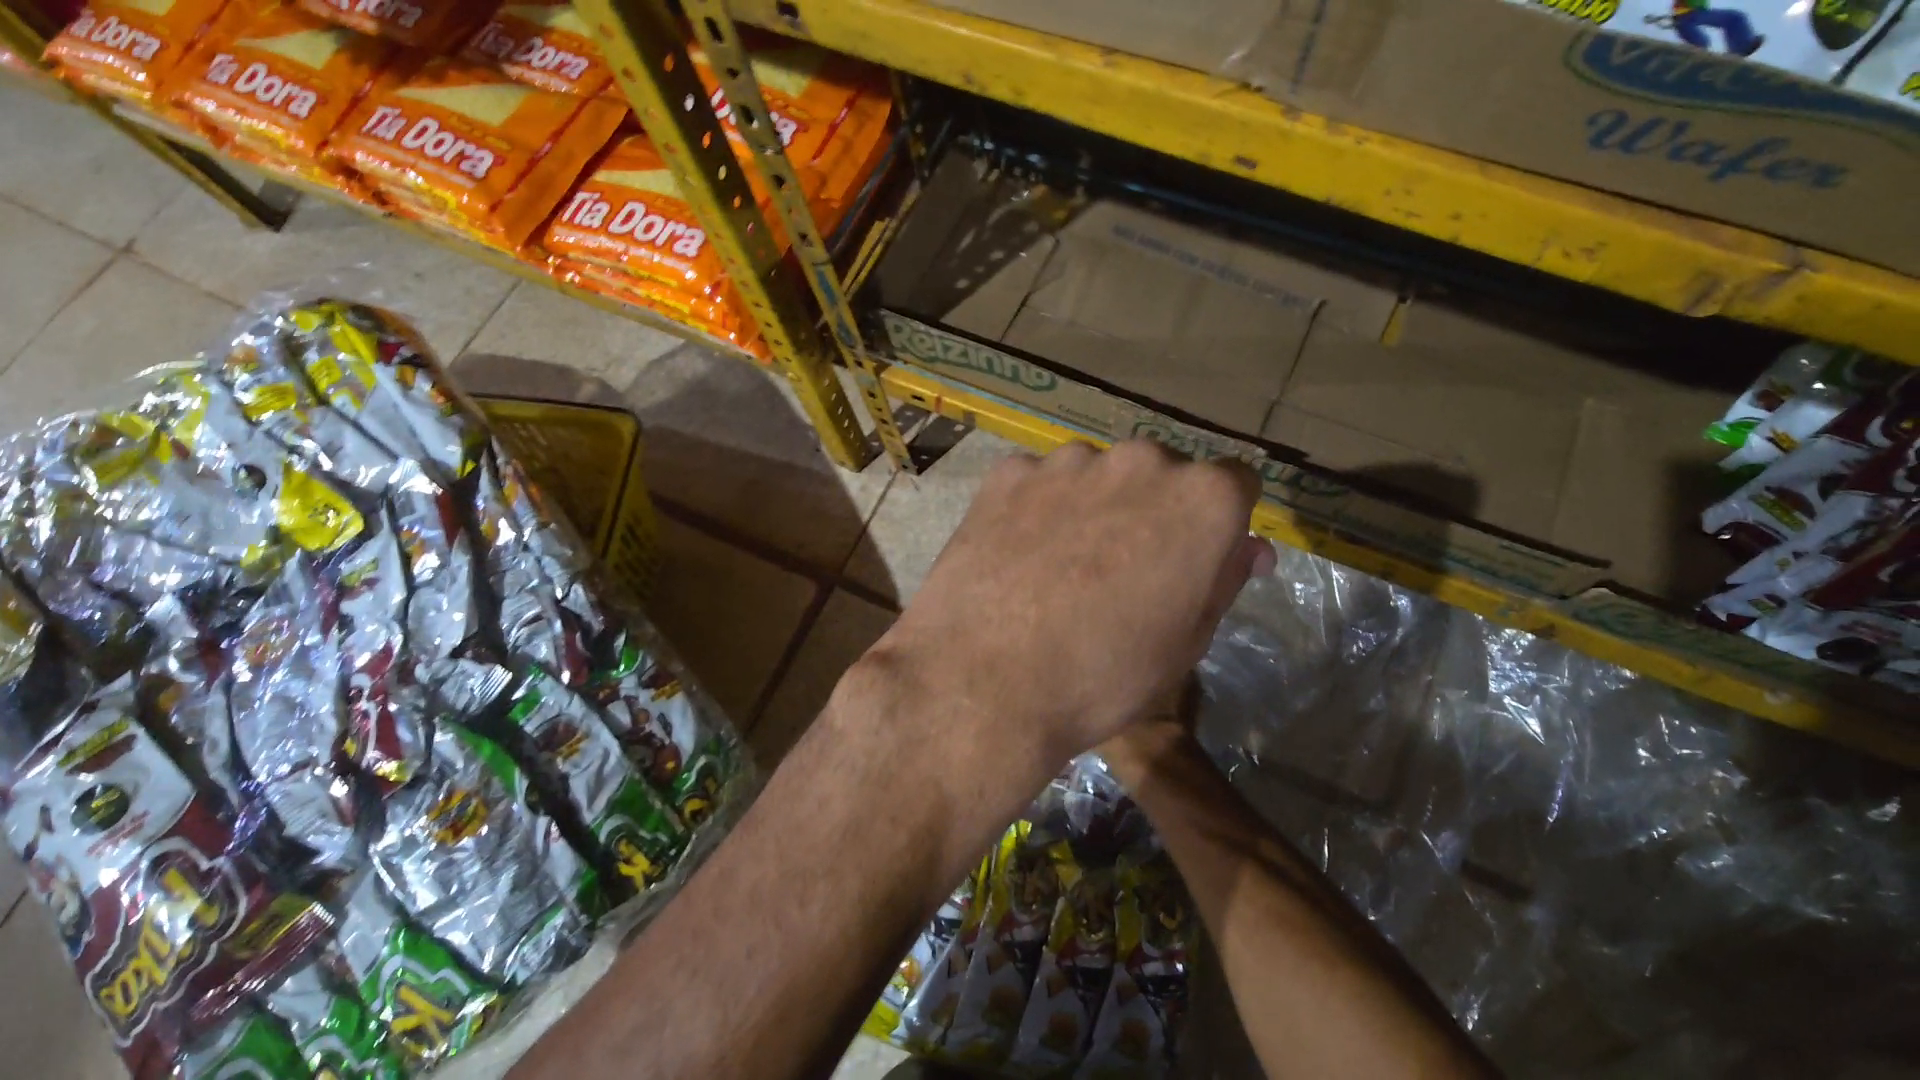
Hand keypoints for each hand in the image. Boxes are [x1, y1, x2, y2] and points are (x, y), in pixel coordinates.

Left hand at [867, 440, 1272, 768]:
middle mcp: (1140, 461)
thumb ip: (1223, 580)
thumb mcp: (1185, 643)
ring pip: (1098, 475)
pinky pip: (1039, 483)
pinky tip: (1020, 558)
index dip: (1220, 524)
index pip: (1235, 485)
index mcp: (1202, 499)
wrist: (982, 684)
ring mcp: (1067, 462)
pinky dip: (1038, 509)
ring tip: (1064, 568)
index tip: (1198, 558)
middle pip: (1162, 474)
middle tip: (1126, 570)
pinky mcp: (1007, 473)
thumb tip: (1248, 547)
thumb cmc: (1102, 677)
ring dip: (1095, 506)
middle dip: (1155, 510)